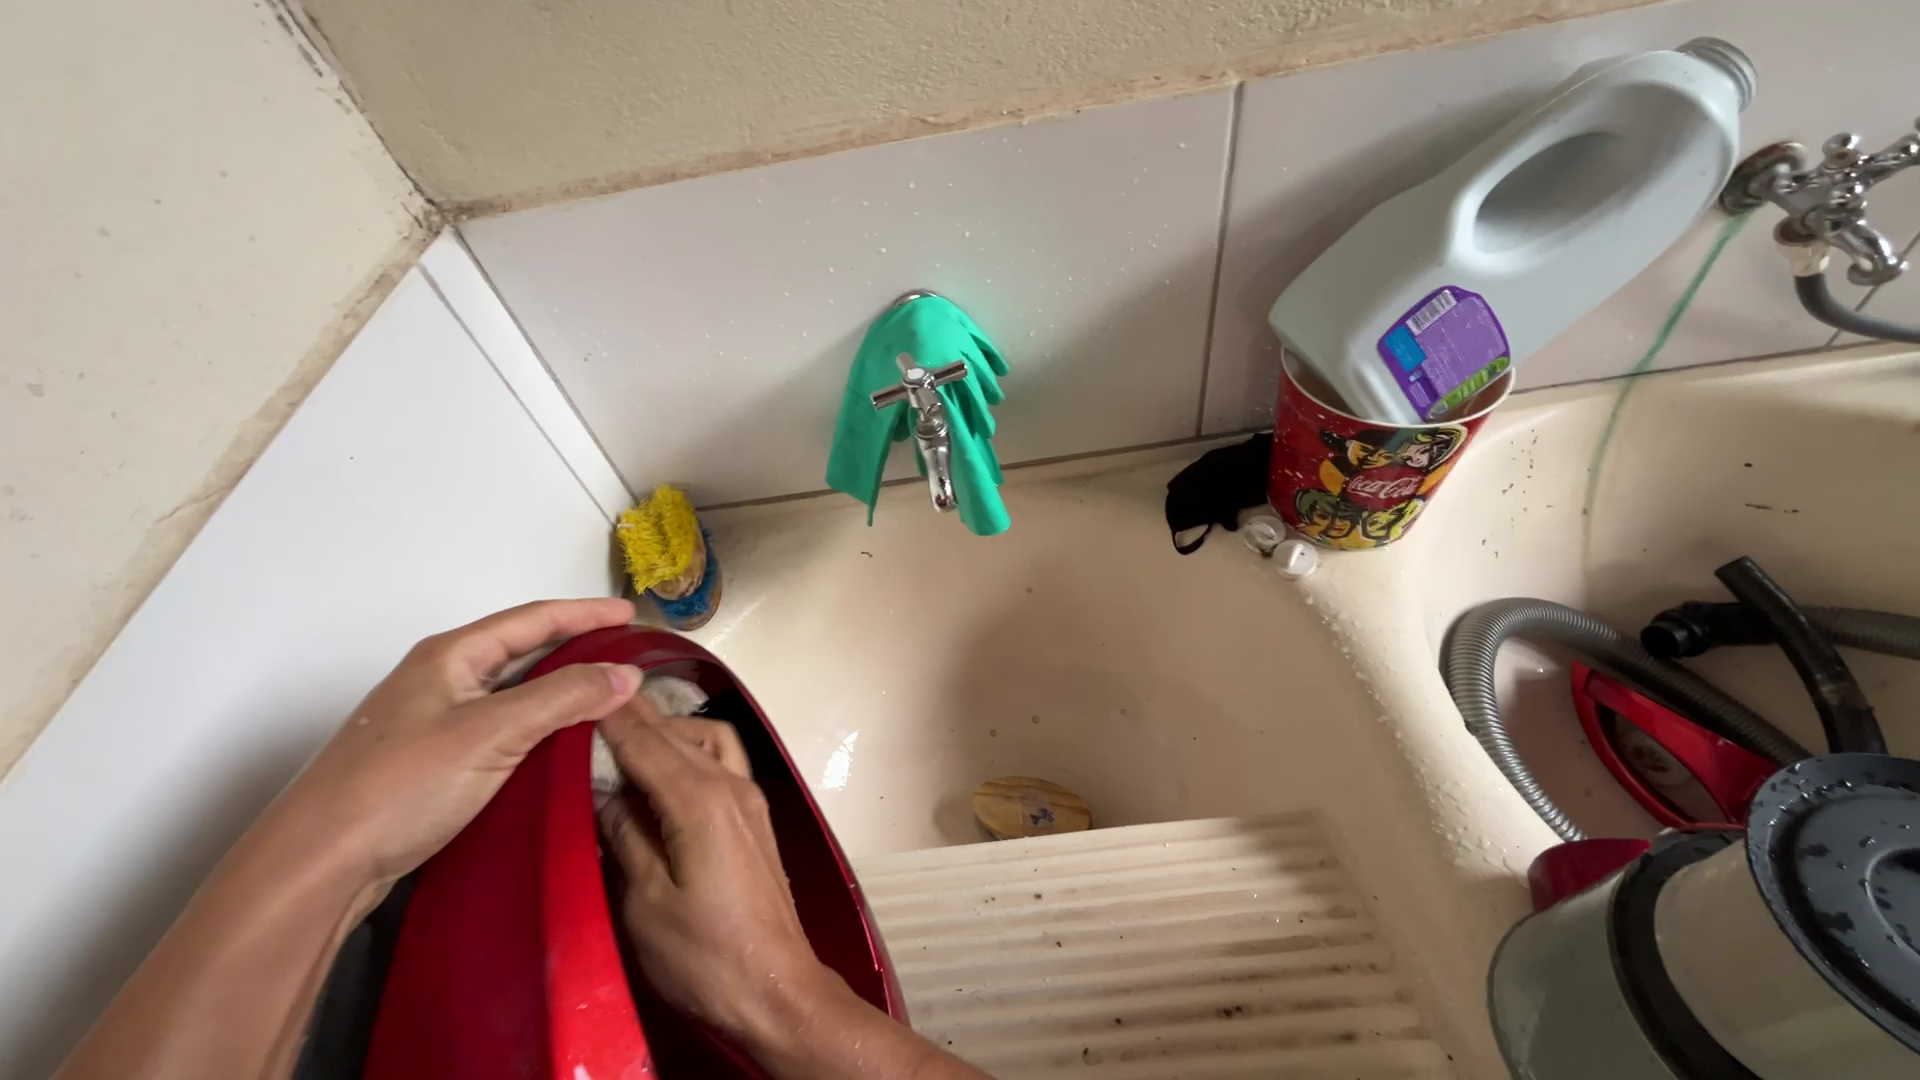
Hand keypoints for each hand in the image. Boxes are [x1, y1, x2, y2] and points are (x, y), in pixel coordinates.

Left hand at [277, 598, 641, 883]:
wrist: (316, 867)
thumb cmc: (404, 785)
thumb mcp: (493, 733)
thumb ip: (564, 697)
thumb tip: (629, 674)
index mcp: (450, 656)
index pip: (533, 618)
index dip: (586, 612)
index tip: (633, 614)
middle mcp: (441, 677)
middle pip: (522, 648)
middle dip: (576, 645)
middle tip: (626, 653)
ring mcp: (433, 719)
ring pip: (513, 688)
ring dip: (560, 686)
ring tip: (606, 693)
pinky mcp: (433, 758)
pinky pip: (503, 722)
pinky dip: (541, 720)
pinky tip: (563, 740)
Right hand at [595, 694, 829, 1043]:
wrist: (774, 986)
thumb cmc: (705, 954)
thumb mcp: (645, 901)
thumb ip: (627, 837)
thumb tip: (608, 795)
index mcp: (701, 801)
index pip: (648, 744)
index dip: (613, 717)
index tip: (583, 688)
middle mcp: (732, 786)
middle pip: (678, 735)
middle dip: (637, 717)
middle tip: (595, 704)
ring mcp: (750, 799)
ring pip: (708, 741)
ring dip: (670, 731)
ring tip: (627, 739)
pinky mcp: (755, 817)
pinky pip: (723, 762)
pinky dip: (693, 751)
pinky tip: (668, 769)